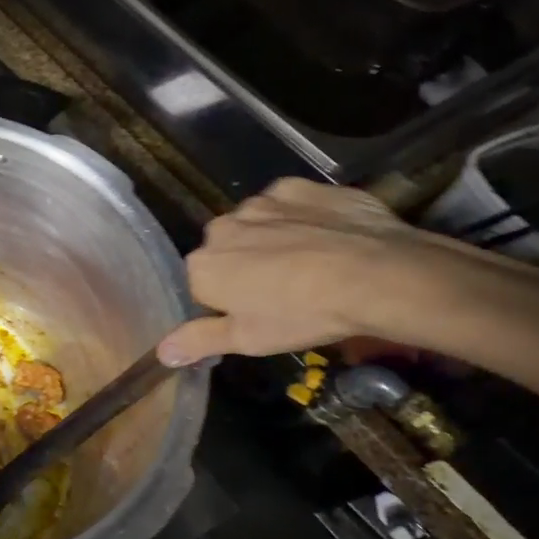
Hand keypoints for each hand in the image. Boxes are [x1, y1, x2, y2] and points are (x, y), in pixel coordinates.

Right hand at [156, 178, 437, 364]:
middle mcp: (221, 228)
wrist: (376, 275)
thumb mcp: (249, 340)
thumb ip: (199, 340)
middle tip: (285, 291)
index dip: (231, 301)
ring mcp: (259, 203)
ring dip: (272, 238)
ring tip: (311, 262)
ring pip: (256, 223)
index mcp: (202, 266)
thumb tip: (161, 352)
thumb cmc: (305, 314)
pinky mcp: (296, 186)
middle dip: (246, 264)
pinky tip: (327, 235)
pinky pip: (289, 203)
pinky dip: (300, 216)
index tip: (259, 313)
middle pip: (227, 250)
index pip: (204, 285)